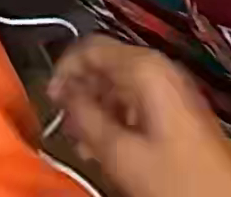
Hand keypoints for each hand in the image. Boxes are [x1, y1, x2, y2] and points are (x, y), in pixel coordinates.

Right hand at [49, 36, 230, 196]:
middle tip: (63, 123)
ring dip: (96, 106)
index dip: (64, 69)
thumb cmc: (181, 185)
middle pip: (104, 63)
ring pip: (118, 83)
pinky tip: (108, 147)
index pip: (89, 47)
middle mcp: (157, 68)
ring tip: (83, 142)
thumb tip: (64, 96)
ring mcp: (171, 89)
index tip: (49, 99)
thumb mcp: (122, 155)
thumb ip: (85, 119)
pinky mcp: (179, 111)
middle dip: (80, 90)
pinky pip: (136, 100)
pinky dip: (116, 117)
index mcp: (144, 67)